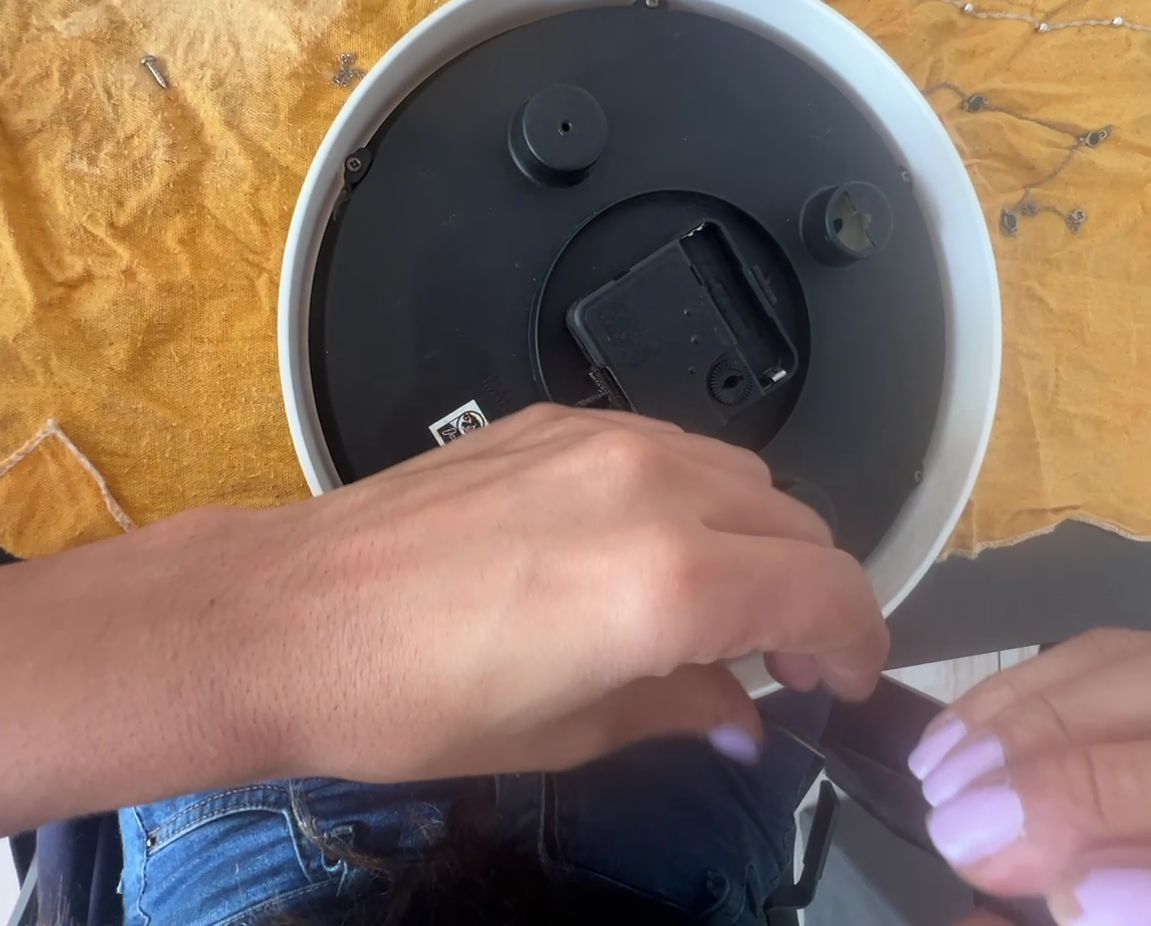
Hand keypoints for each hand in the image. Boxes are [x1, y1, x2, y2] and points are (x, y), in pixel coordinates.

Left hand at [145, 404, 885, 782]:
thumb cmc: (413, 696)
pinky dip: (699, 496)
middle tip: (777, 654)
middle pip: (799, 523)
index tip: (841, 677)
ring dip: (759, 539)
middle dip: (812, 594)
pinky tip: (652, 539)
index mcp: (663, 583)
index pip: (826, 590)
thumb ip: (680, 710)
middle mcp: (651, 488)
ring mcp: (605, 438)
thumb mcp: (564, 733)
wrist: (294, 609)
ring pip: (746, 475)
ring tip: (717, 596)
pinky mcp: (562, 417)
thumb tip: (740, 715)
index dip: (857, 643)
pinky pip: (677, 447)